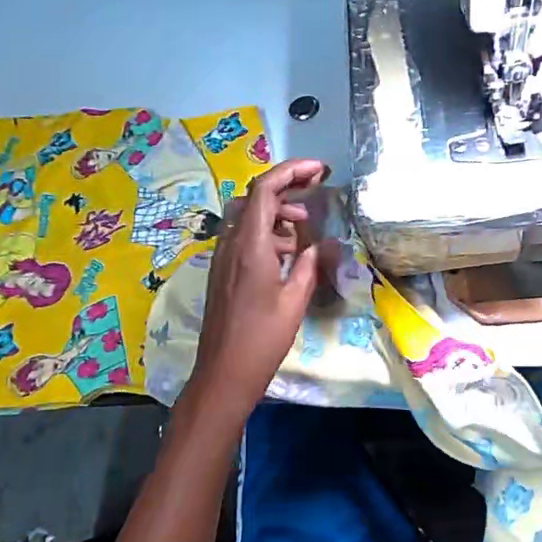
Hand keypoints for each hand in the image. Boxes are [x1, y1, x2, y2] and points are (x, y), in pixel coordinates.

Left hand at [187, 159, 326, 407]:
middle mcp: (231, 243)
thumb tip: (320, 244)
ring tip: (303, 226)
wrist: (223, 372)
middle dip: (283, 188)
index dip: (291, 171)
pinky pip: (241, 236)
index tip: (319, 169)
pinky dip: (264, 232)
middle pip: (253, 196)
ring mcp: (222, 257)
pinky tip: (285, 253)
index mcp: (250, 245)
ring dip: (274, 211)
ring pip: (246, 216)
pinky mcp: (221, 271)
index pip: (265, 189)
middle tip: (313, 193)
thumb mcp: (294, 301)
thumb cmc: (262, 339)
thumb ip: (308, 266)